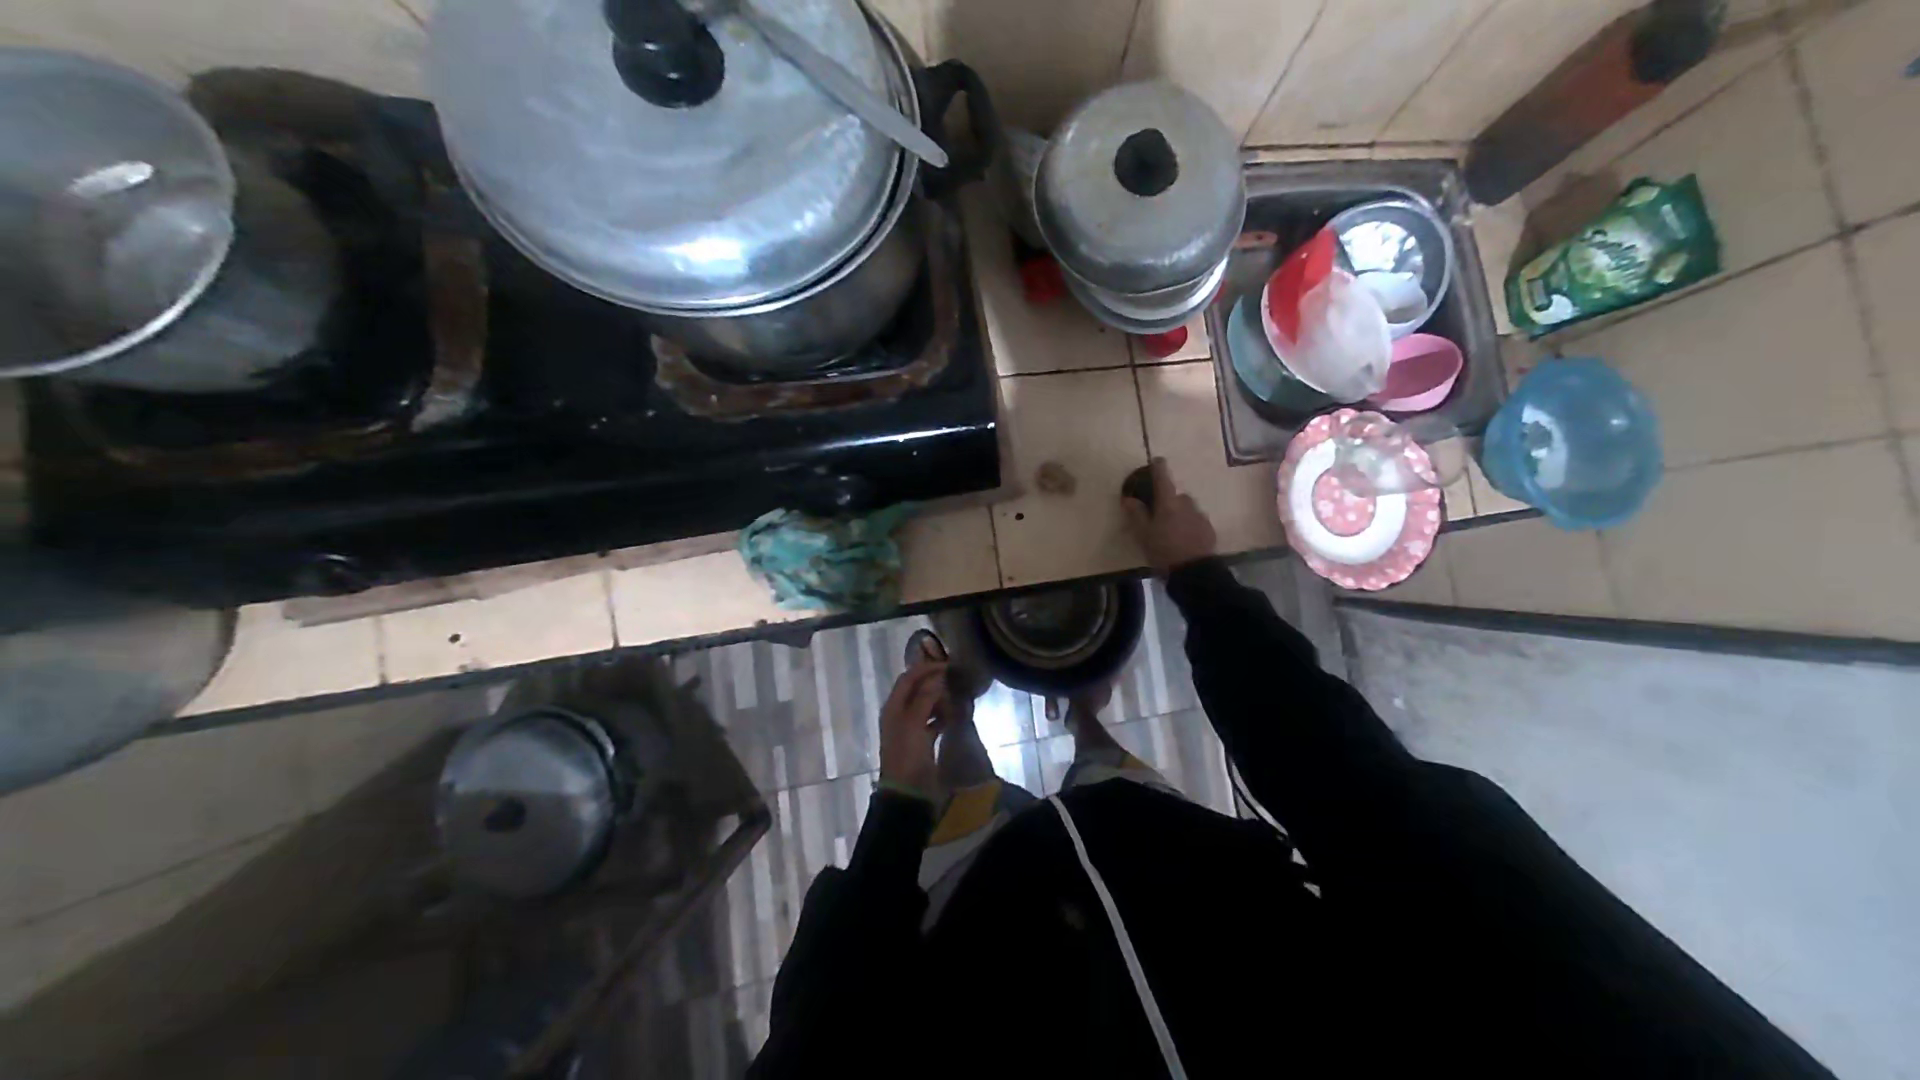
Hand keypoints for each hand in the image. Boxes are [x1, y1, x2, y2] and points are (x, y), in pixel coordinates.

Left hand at [877, 660, 949, 796]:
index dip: (925, 668)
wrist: (907, 793)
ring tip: (956, 694)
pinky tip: (955, 715)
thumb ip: (925, 698)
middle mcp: (899, 714)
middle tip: (954, 677)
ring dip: (939, 698)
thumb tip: (937, 676)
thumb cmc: (907, 755)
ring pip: (925, 704)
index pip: (908, 678)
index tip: (947, 664)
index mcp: (893, 707)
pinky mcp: (921, 742)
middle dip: (933, 681)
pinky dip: (942, 715)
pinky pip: (932, 721)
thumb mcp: (914, 724)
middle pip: (916, 690)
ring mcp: (910, 728)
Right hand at [1123, 458, 1216, 575]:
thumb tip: (1129, 498)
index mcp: (1168, 502)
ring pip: (1187, 509)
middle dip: (1168, 501)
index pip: (1163, 478)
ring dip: (1179, 514)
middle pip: (1176, 496)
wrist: (1195, 571)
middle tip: (1158, 516)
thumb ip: (1136, 514)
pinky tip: (1183, 539)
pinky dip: (1188, 525)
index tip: (1156, 460)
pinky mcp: (1209, 529)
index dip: (1158, 467)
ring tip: (1171, 531)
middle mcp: (1186, 504)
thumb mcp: (1143, 534)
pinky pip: (1195, 521)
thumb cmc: (1164, 550)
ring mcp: (1200, 516)